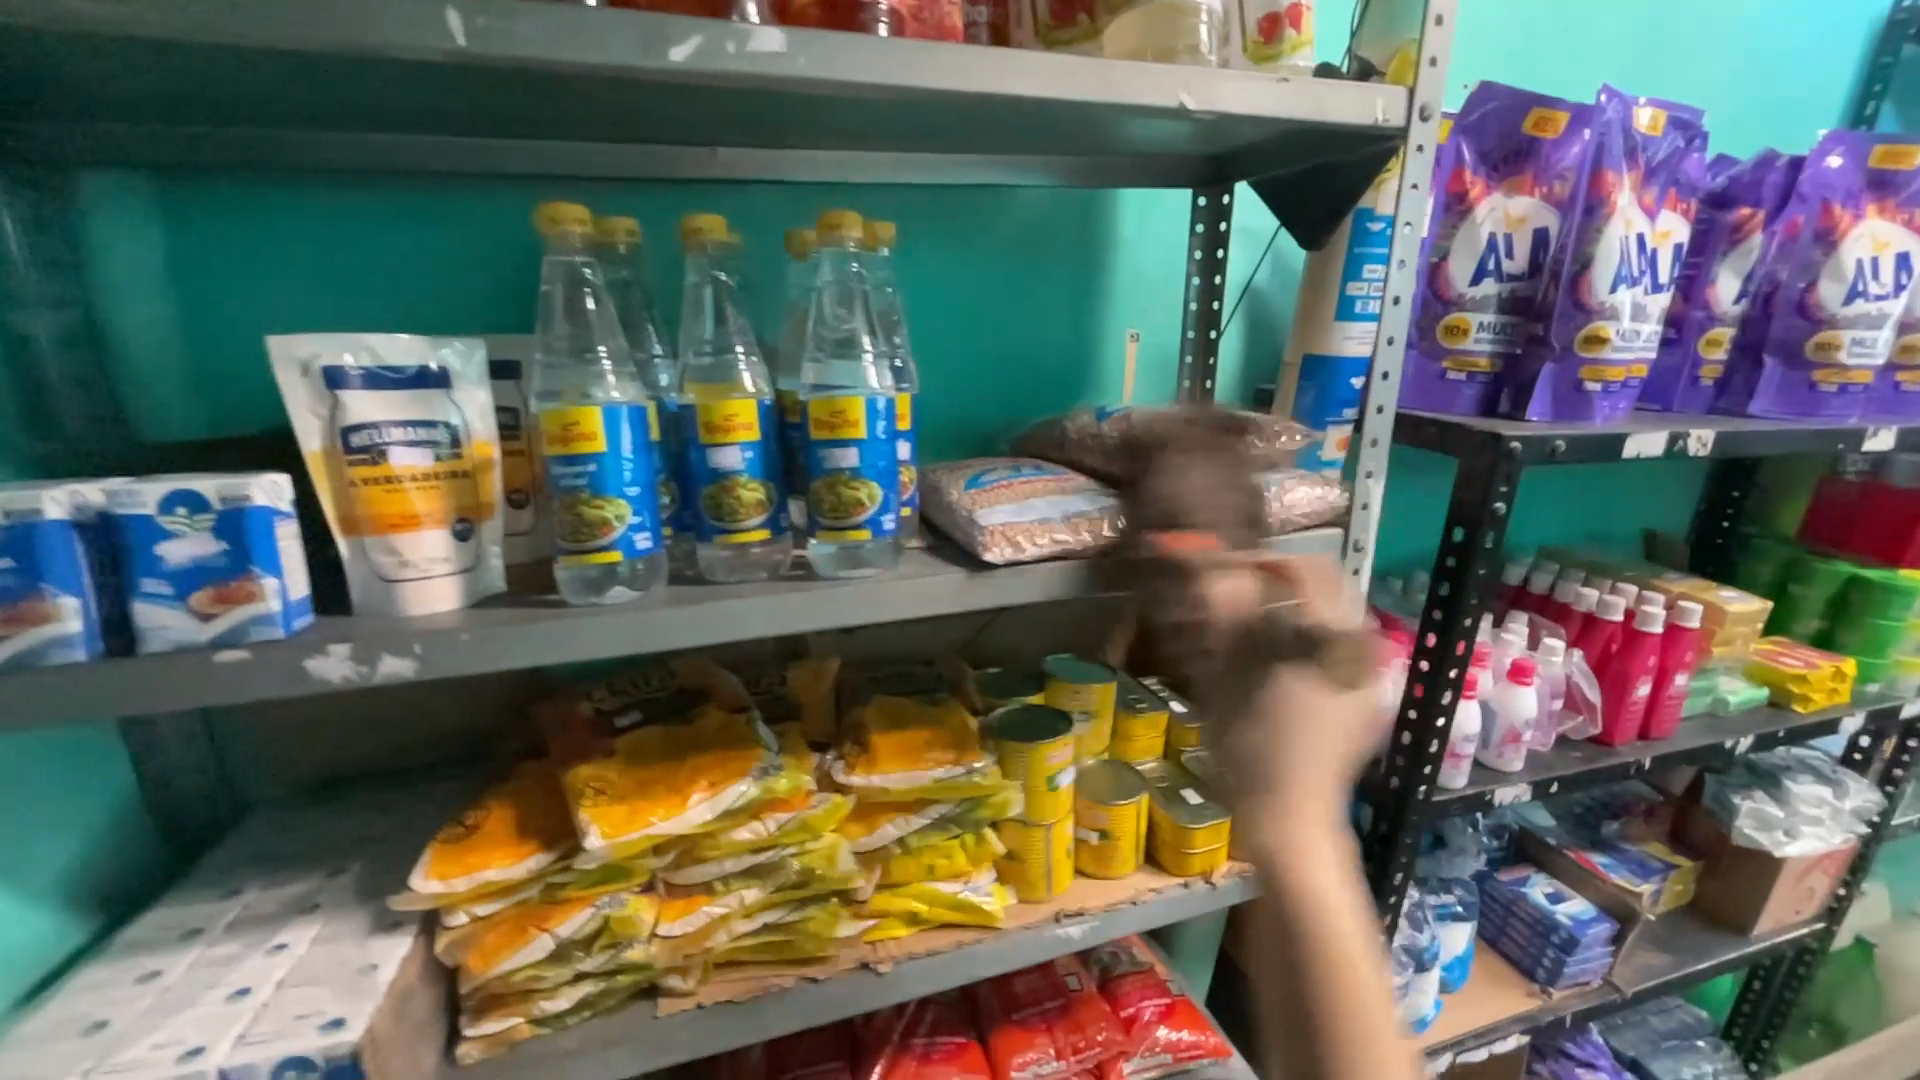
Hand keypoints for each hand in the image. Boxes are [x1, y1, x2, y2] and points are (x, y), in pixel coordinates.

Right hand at [1177, 554, 1385, 819]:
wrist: (1290, 817)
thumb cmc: (1250, 746)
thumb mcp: (1225, 674)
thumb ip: (1226, 614)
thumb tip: (1215, 571)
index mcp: (1329, 635)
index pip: (1302, 568)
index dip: (1259, 560)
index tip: (1221, 569)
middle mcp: (1360, 645)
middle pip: (1325, 586)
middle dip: (1279, 580)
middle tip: (1235, 591)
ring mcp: (1371, 672)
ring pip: (1333, 614)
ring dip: (1294, 605)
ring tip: (1251, 622)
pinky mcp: (1366, 696)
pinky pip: (1340, 645)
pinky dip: (1308, 634)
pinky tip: (1276, 656)